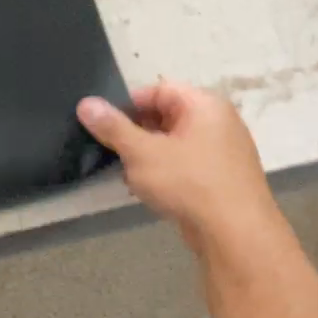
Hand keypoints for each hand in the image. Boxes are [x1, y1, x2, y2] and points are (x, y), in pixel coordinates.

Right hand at [76, 80, 282, 251]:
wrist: (232, 227)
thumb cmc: (187, 181)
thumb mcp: (141, 152)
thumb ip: (112, 127)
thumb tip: (85, 102)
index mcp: (203, 105)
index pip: (158, 90)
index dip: (126, 104)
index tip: (100, 125)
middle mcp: (216, 120)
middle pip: (164, 114)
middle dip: (132, 131)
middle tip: (107, 149)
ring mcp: (219, 147)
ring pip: (170, 139)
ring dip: (143, 152)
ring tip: (123, 171)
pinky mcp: (216, 171)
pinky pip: (180, 159)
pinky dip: (159, 167)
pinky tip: (144, 186)